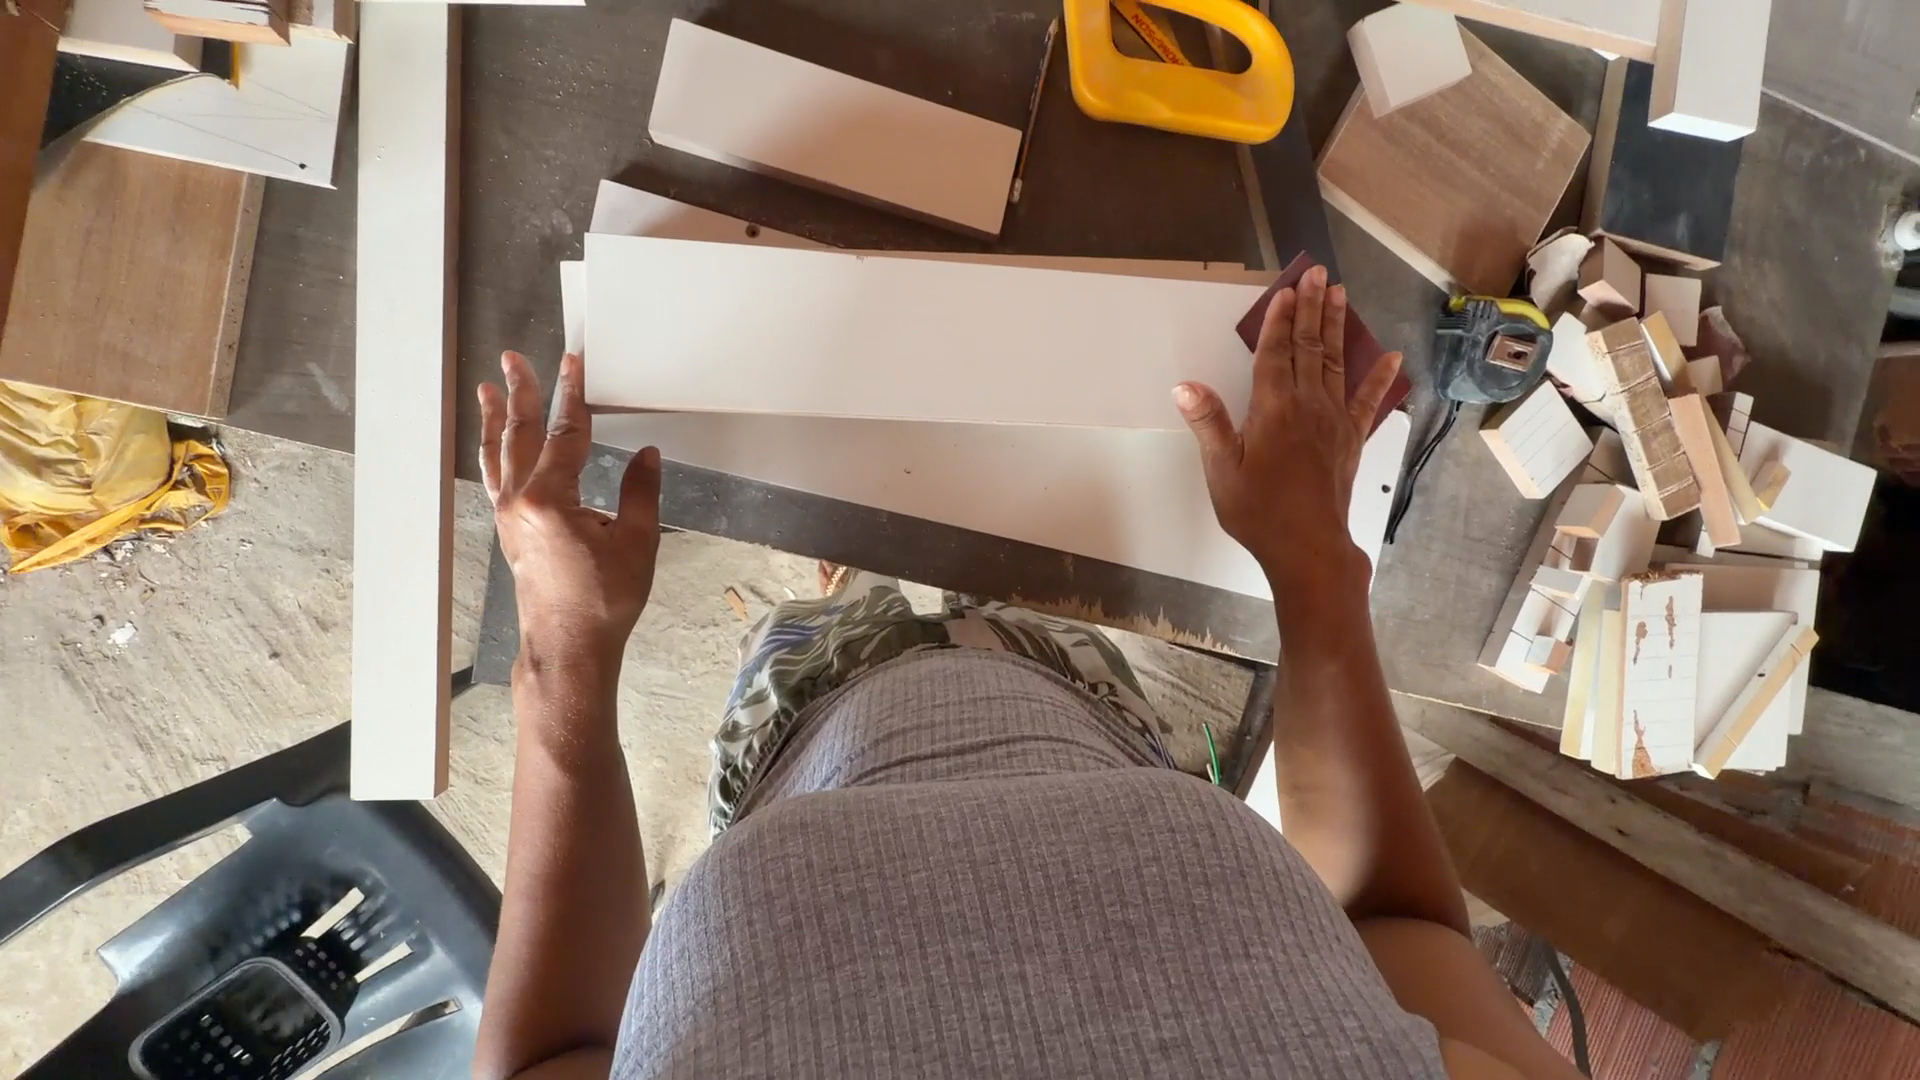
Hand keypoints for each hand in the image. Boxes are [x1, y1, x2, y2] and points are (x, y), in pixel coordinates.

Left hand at [479, 351, 661, 675]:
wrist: (569, 644)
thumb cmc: (604, 599)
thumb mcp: (637, 543)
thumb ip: (640, 493)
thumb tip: (647, 454)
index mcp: (551, 500)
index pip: (565, 435)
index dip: (572, 397)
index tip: (574, 364)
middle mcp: (520, 502)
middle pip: (521, 435)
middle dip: (522, 394)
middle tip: (515, 359)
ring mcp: (509, 516)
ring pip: (499, 455)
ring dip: (497, 419)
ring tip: (490, 389)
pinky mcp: (510, 530)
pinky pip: (496, 478)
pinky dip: (495, 452)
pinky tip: (497, 446)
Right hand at [1174, 265, 1401, 595]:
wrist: (1307, 546)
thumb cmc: (1258, 510)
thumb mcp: (1221, 469)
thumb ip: (1208, 423)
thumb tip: (1185, 386)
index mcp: (1273, 409)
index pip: (1275, 354)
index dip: (1279, 321)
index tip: (1286, 290)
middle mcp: (1307, 406)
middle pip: (1309, 348)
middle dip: (1312, 309)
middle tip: (1319, 274)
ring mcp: (1333, 421)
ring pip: (1336, 363)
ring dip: (1338, 328)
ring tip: (1341, 296)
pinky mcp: (1350, 439)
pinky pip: (1366, 401)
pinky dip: (1379, 378)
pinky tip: (1391, 358)